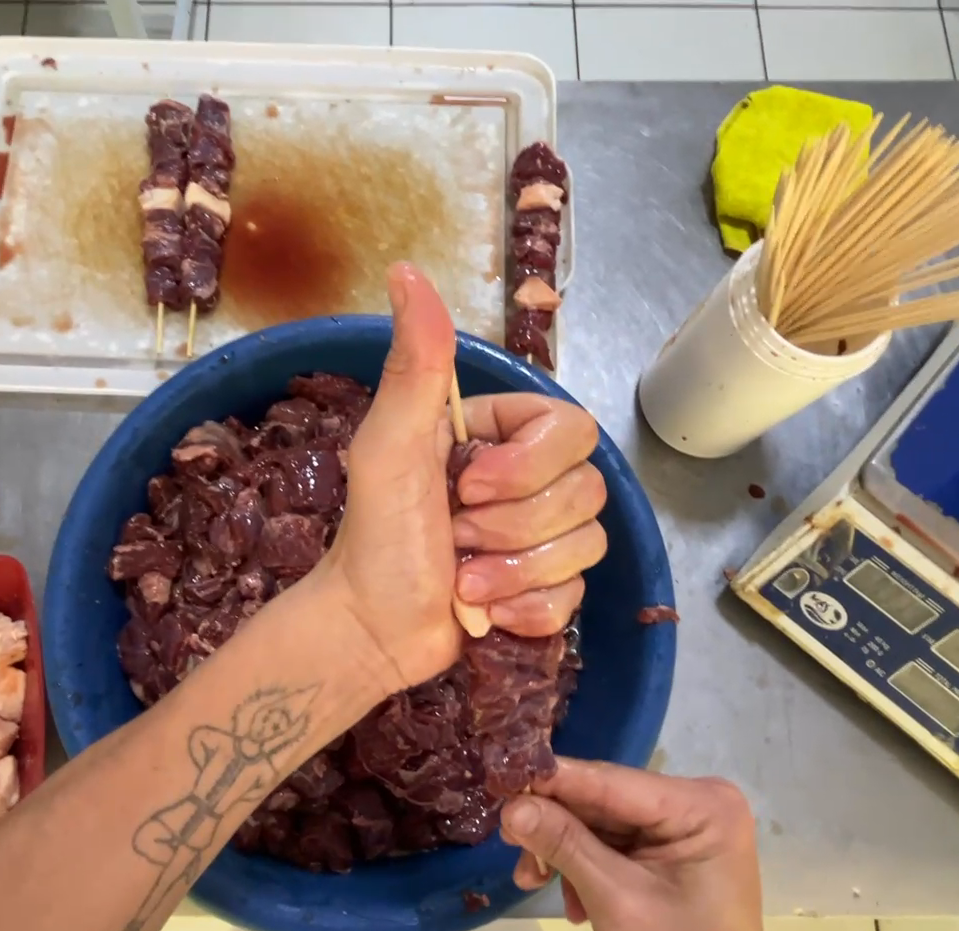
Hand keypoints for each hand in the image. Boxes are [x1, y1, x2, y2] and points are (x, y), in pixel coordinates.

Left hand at [312, 263, 607, 692]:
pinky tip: (487, 613)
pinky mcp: (544, 586)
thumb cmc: (376, 539)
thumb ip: (413, 367)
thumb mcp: (389, 449)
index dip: (529, 466)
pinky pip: (577, 593)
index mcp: (496, 437)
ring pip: (588, 543)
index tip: (467, 488)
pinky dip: (529, 610)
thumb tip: (406, 272)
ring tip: (464, 582)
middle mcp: (525, 479)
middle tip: (455, 539)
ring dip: (517, 572)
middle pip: (586, 490)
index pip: (572, 427)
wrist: (371, 631)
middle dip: (514, 528)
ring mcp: (539, 535)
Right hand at [500, 760, 814, 930]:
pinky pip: (611, 837)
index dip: (551, 781)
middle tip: (508, 843)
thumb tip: (510, 807)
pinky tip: (570, 896)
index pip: (610, 780)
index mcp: (702, 805)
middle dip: (555, 826)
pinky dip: (583, 861)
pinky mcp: (669, 841)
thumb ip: (563, 844)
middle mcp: (695, 799)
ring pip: (599, 819)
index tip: (500, 780)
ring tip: (533, 880)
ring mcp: (682, 821)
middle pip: (602, 799)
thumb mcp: (615, 899)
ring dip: (563, 850)